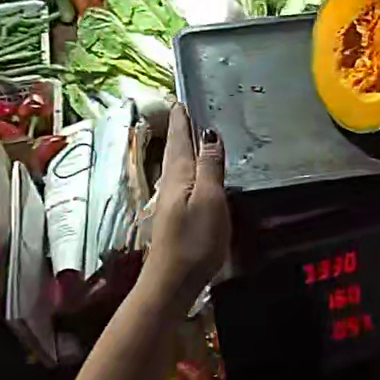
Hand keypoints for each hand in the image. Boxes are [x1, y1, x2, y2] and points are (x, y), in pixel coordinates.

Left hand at [144, 104, 229, 306]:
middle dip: (182, 130)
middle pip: (176, 150)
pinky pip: (184, 183)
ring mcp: (170, 203)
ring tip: (196, 135)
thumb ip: (210, 167)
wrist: (173, 282)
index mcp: (178, 175)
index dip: (181, 118)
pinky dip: (190, 170)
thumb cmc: (194, 240)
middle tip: (189, 110)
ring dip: (185, 149)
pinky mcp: (175, 219)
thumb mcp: (209, 200)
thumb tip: (209, 133)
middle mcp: (170, 184)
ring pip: (178, 167)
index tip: (181, 97)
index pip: (180, 138)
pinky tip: (197, 175)